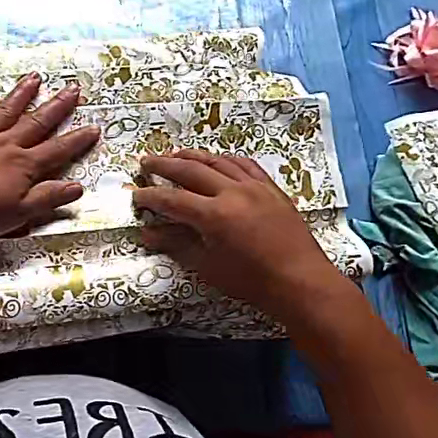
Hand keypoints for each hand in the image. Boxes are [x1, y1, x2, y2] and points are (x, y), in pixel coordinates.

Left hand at [0, 73, 100, 243]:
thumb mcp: (18, 214)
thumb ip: (47, 198)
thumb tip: (77, 186)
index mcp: (23, 165)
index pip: (57, 150)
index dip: (77, 140)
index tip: (94, 127)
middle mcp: (5, 145)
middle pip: (36, 123)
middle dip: (57, 107)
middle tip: (73, 88)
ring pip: (5, 111)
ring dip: (21, 94)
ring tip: (35, 77)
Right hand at [133, 150, 351, 316]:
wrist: (301, 282)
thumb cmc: (252, 281)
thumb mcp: (208, 267)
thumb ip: (177, 245)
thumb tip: (148, 233)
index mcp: (214, 215)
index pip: (172, 199)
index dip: (150, 197)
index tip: (136, 195)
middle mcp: (232, 193)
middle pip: (191, 170)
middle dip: (164, 165)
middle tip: (146, 162)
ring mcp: (254, 187)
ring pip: (217, 161)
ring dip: (193, 156)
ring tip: (175, 155)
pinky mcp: (271, 188)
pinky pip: (245, 164)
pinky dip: (225, 159)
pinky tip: (217, 160)